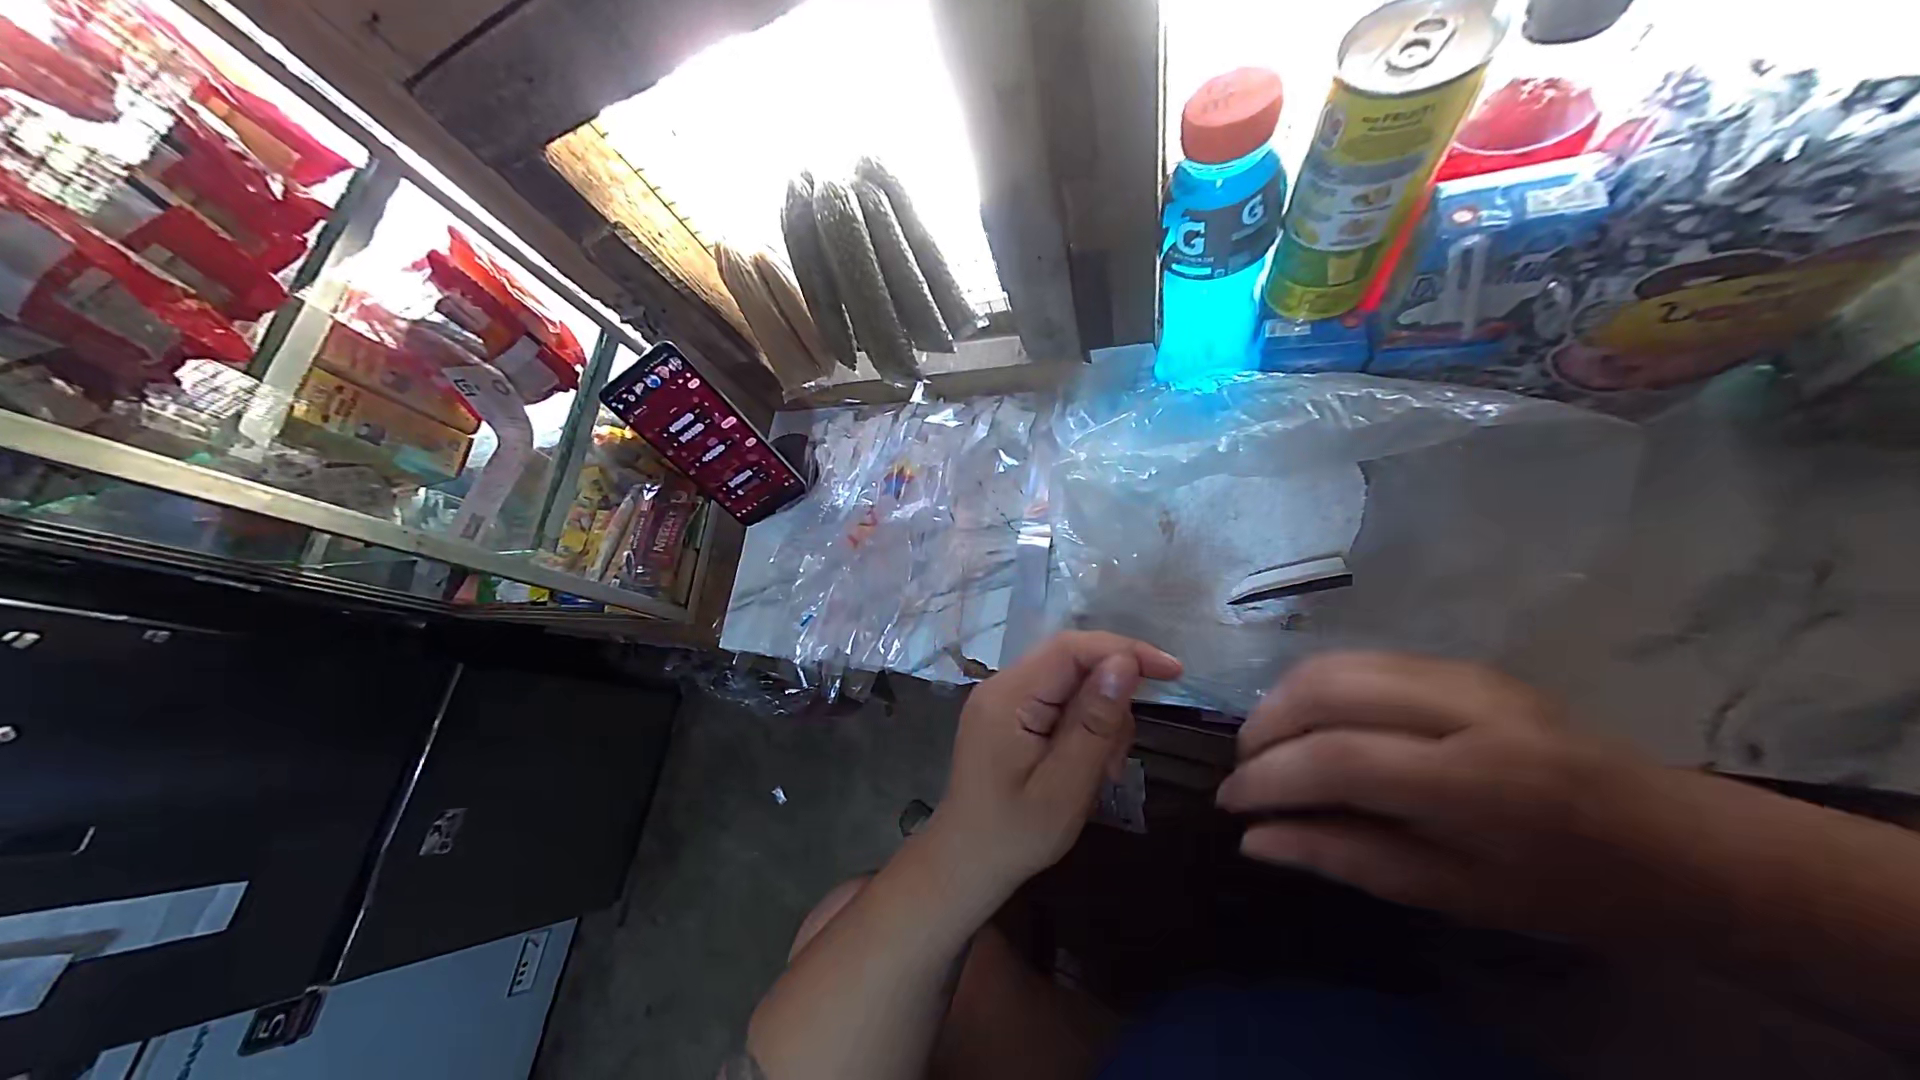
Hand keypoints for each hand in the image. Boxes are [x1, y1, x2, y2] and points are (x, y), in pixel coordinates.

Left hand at [925, 631, 1182, 903]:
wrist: (968, 861)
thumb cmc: (1016, 833)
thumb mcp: (1066, 785)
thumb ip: (1094, 722)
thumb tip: (1124, 663)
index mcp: (1008, 697)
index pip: (1071, 649)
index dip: (1124, 650)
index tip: (1172, 672)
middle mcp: (1002, 685)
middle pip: (1072, 660)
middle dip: (1111, 695)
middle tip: (1120, 753)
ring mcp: (1004, 698)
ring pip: (1071, 681)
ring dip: (1100, 717)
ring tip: (1101, 771)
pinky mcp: (1010, 713)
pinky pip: (1059, 700)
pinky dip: (1084, 725)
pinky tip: (1086, 764)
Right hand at [1215, 652, 1702, 943]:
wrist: (1682, 842)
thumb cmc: (1574, 889)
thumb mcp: (1457, 894)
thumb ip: (1346, 858)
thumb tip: (1255, 841)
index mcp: (1477, 780)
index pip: (1336, 758)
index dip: (1267, 778)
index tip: (1229, 802)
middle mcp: (1465, 706)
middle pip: (1323, 687)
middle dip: (1263, 727)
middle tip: (1246, 771)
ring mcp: (1463, 672)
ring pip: (1333, 662)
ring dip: (1282, 701)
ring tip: (1269, 747)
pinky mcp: (1459, 661)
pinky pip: (1359, 660)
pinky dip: (1315, 688)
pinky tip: (1312, 725)